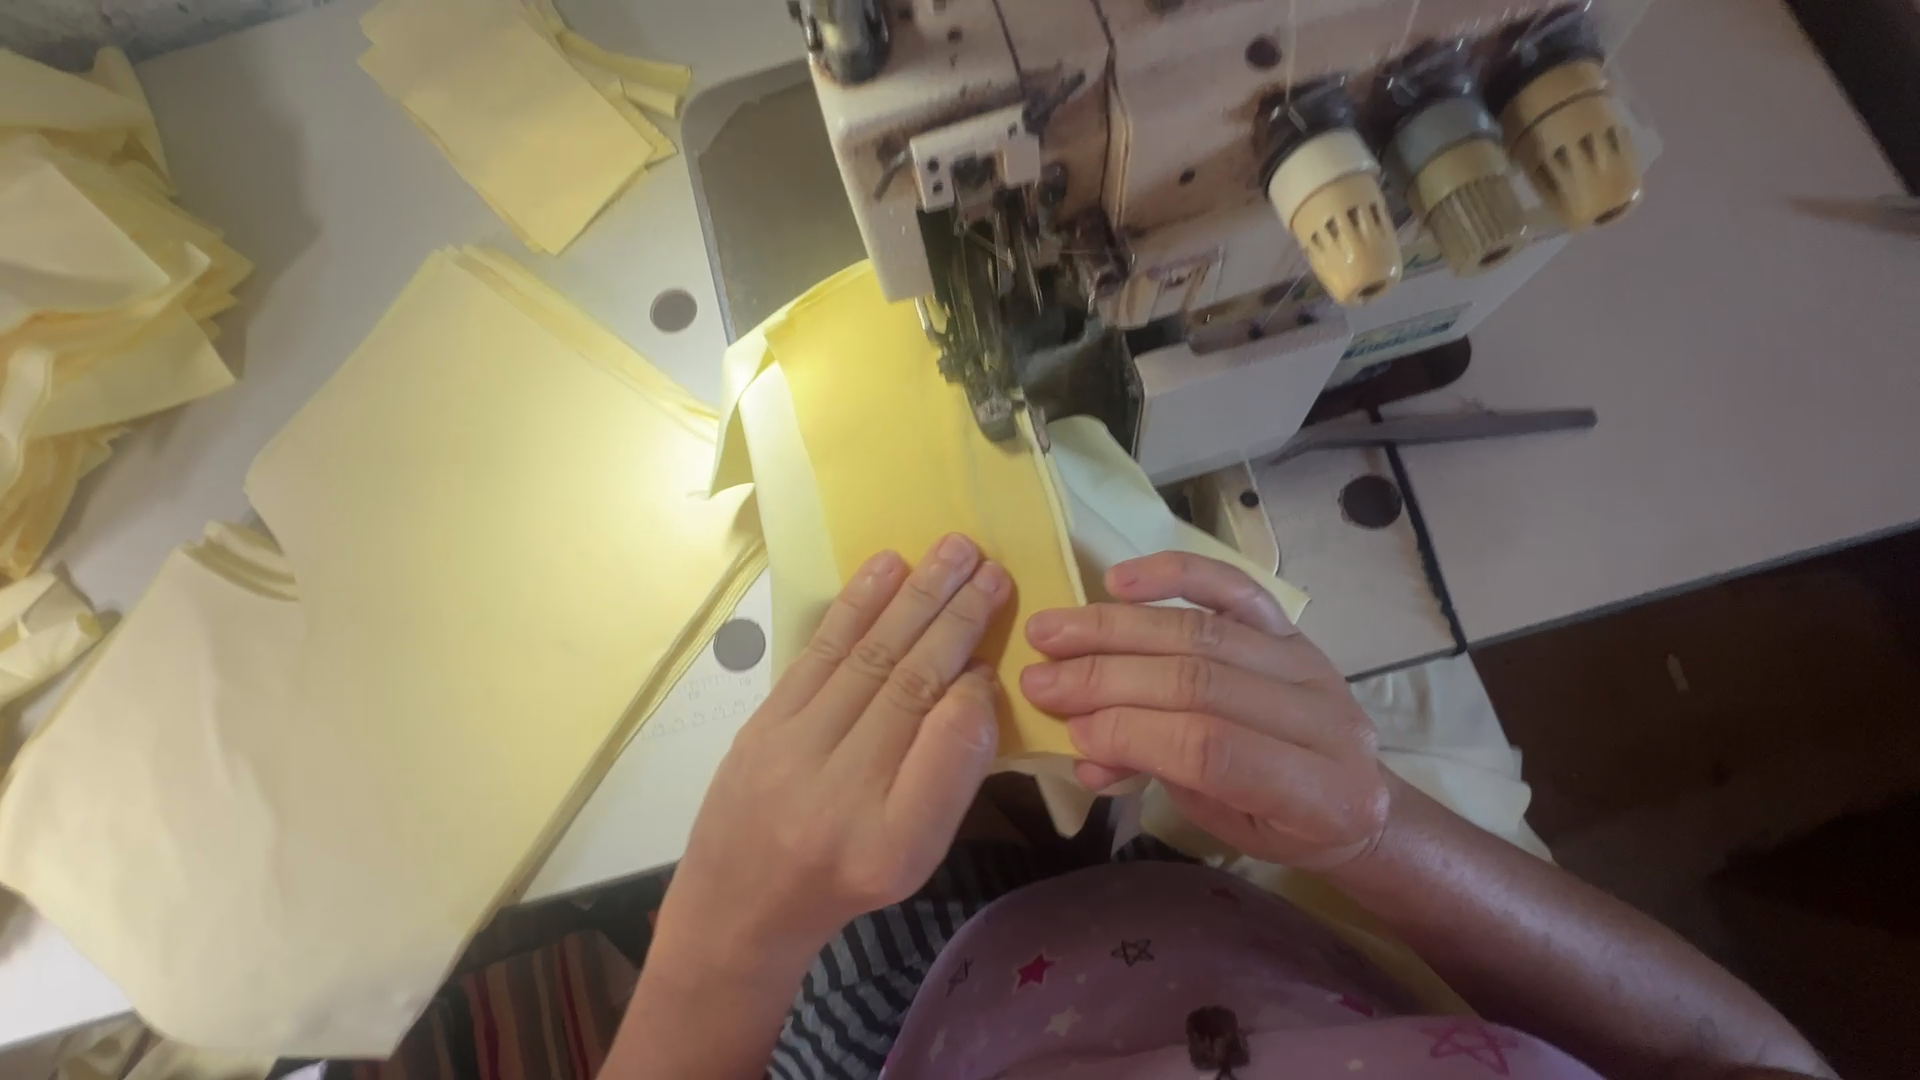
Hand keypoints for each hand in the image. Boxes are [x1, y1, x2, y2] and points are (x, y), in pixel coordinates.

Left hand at [661, 534, 1008, 967]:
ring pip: (869, 655)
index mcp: (890, 840)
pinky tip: (889, 567)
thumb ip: (950, 773)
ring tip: (954, 550)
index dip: (975, 690)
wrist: (740, 905)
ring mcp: (792, 748)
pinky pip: (821, 650)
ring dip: (916, 596)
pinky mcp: (764, 719)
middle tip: (993, 568)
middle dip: (956, 618)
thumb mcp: (914, 854)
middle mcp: (839, 791)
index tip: (995, 655)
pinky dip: (858, 604)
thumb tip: (975, 686)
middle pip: (909, 683)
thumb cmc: (842, 879)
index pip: (947, 746)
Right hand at [1019, 551, 1388, 869]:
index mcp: (1319, 793)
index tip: (1069, 728)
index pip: (1210, 748)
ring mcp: (1306, 661)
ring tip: (1053, 632)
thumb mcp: (1221, 823)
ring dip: (1115, 629)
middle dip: (1105, 678)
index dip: (1130, 732)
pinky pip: (1232, 586)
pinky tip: (1120, 579)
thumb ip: (1159, 776)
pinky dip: (1174, 574)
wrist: (1349, 795)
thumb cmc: (1279, 823)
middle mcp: (1322, 717)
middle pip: (1198, 680)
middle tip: (1039, 678)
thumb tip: (1083, 748)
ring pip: (1201, 631)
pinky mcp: (1289, 626)